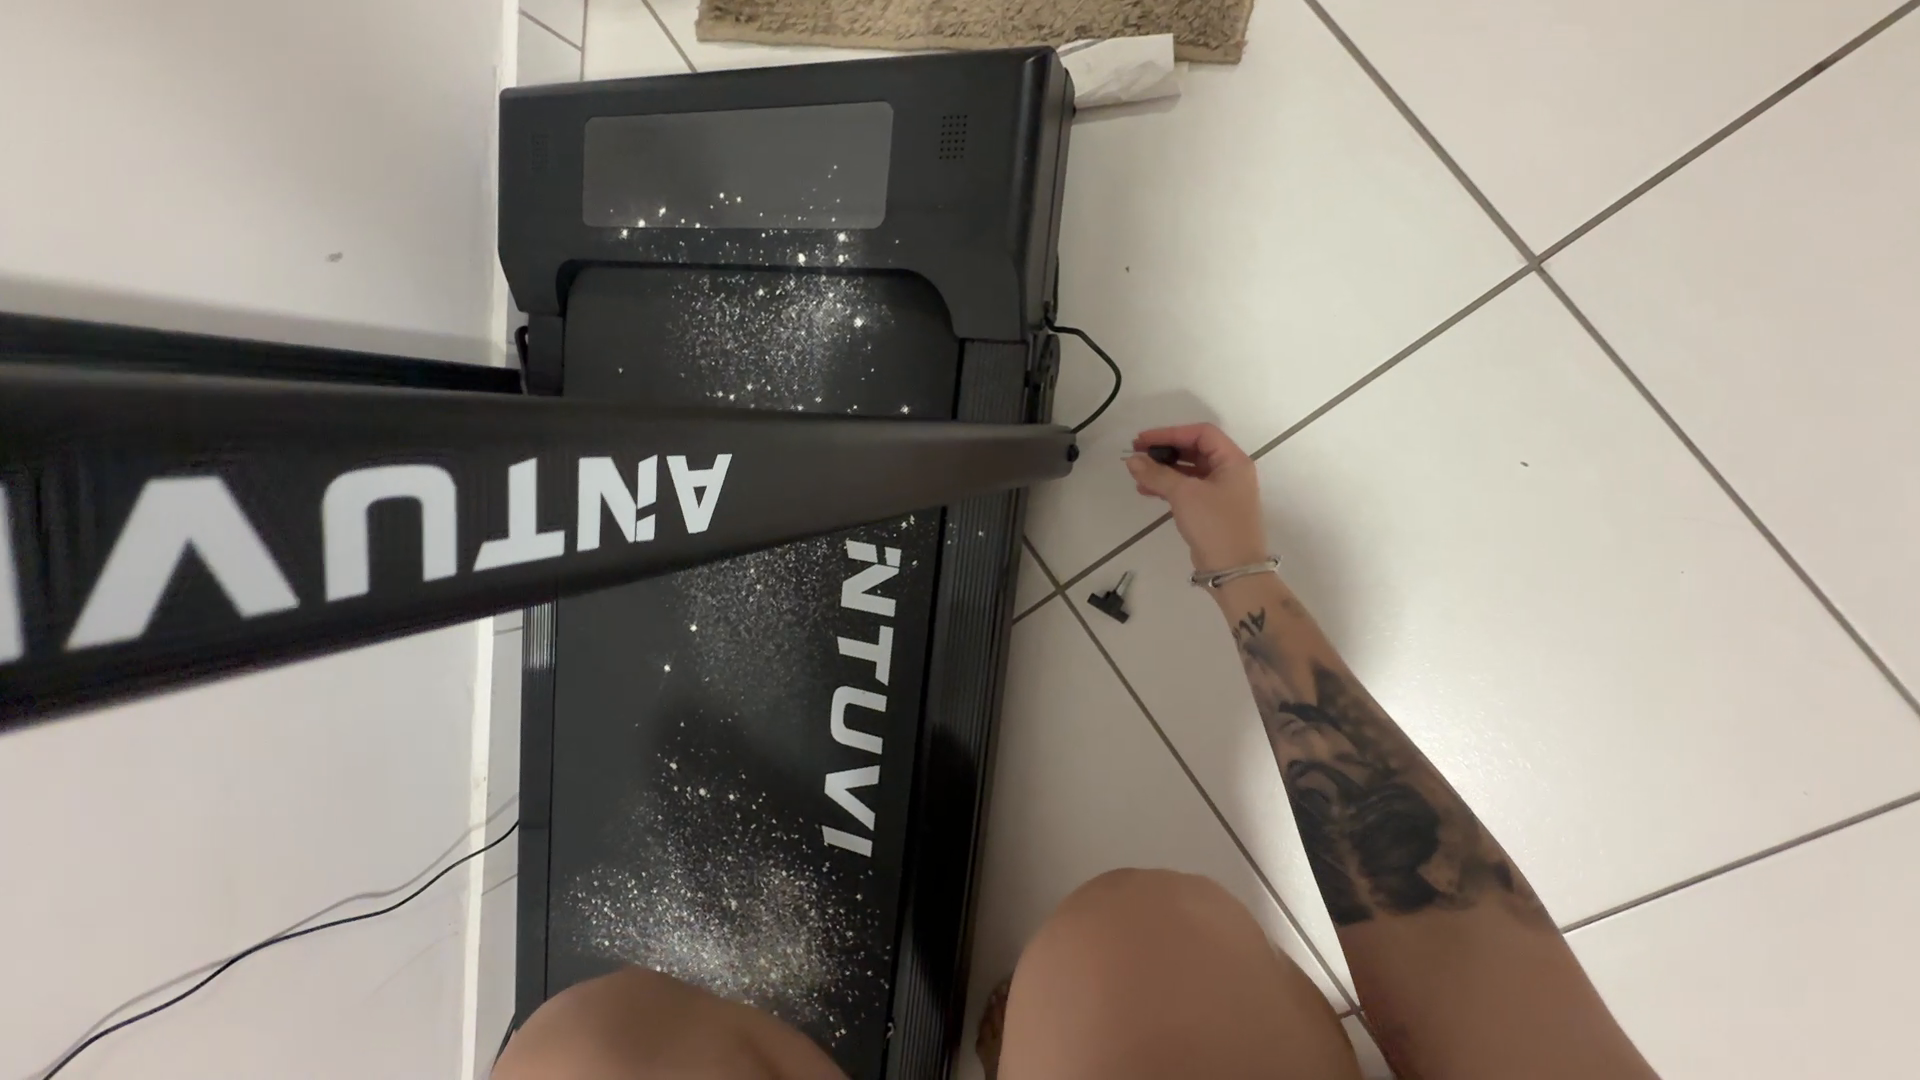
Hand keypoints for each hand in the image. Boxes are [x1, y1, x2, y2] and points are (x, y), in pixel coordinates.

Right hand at [1125, 424, 1268, 571]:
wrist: (1233, 569)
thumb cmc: (1215, 524)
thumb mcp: (1184, 494)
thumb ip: (1157, 474)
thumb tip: (1131, 460)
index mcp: (1233, 461)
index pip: (1201, 434)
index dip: (1170, 433)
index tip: (1143, 440)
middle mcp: (1230, 472)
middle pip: (1194, 450)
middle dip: (1164, 451)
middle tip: (1137, 453)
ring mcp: (1221, 491)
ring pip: (1189, 471)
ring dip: (1163, 470)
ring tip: (1137, 474)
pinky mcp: (1211, 509)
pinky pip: (1187, 488)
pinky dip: (1168, 486)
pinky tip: (1146, 490)